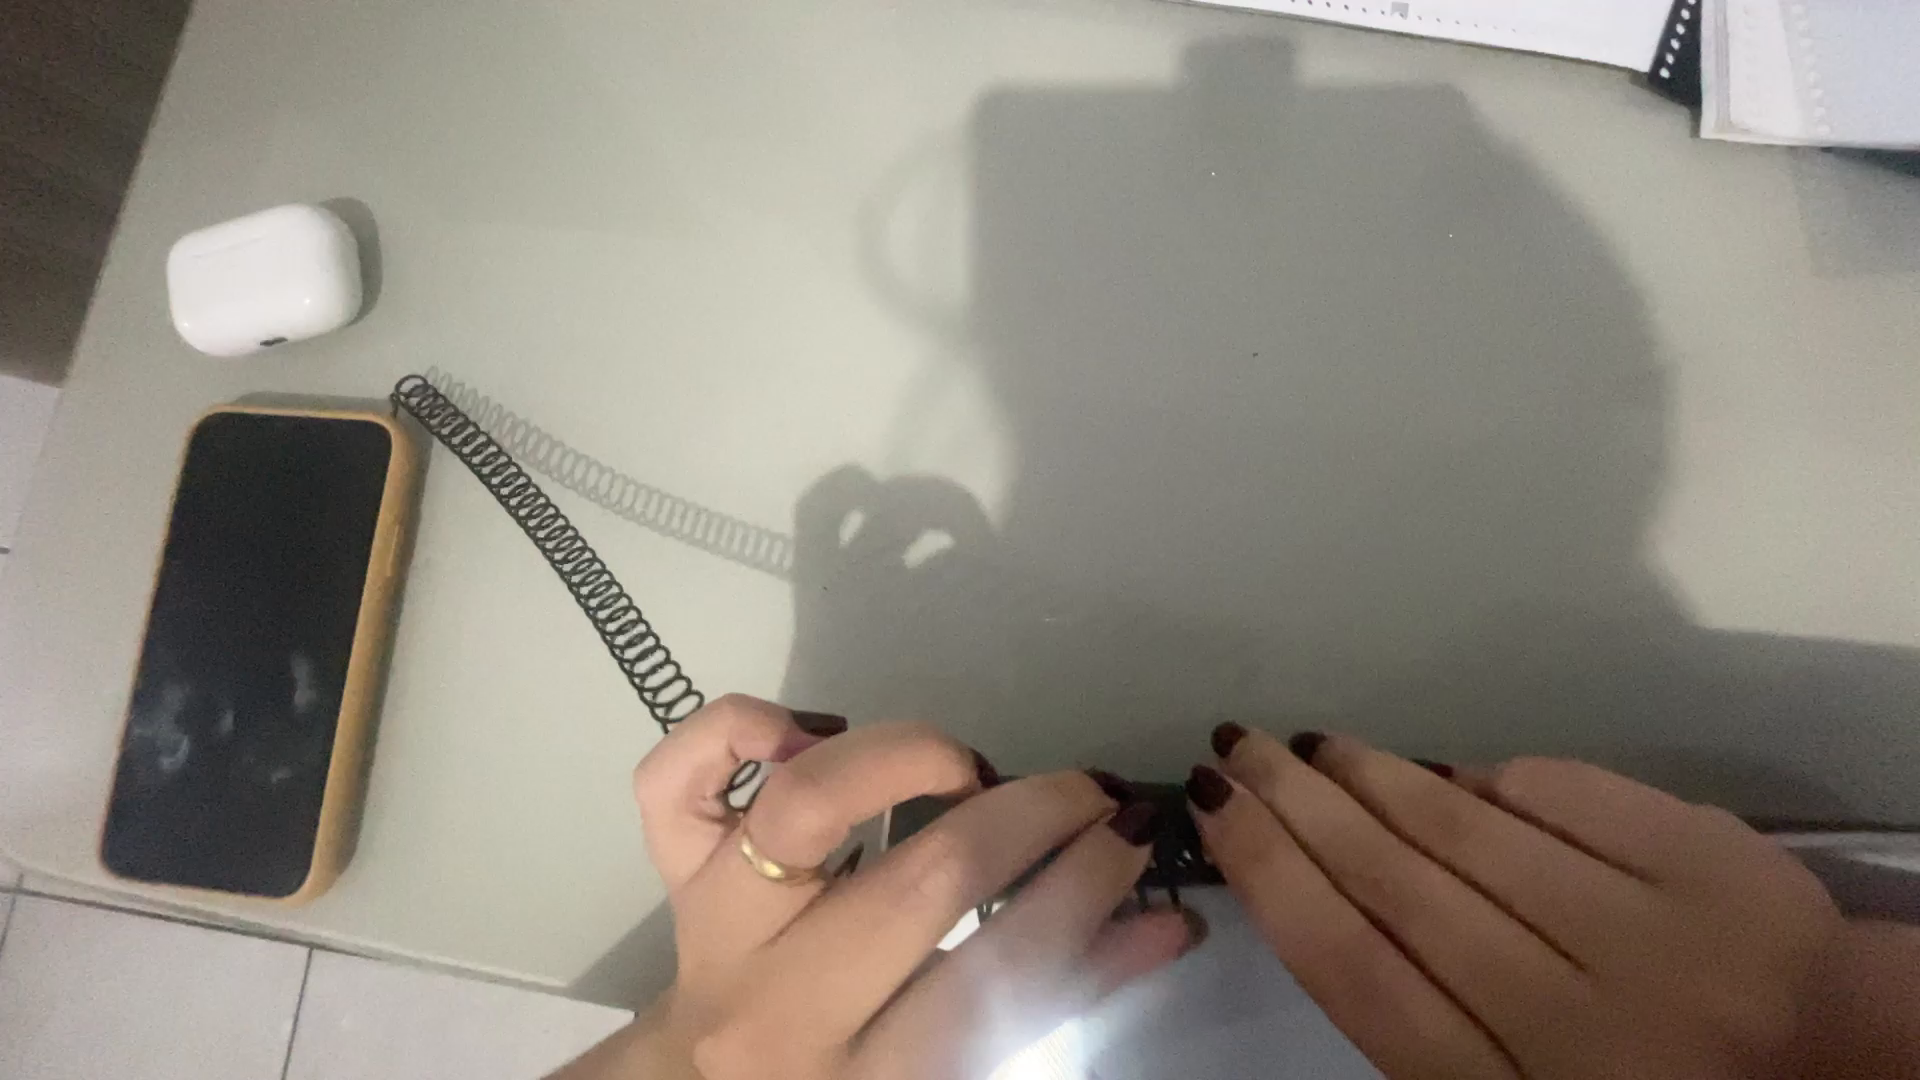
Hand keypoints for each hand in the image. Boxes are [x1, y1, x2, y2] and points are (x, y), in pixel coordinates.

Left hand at [554, 695, 1197, 1079]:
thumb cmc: (855, 1064)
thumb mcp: (957, 1056)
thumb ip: (1069, 986)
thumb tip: (1171, 919)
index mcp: (865, 1071)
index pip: (998, 974)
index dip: (1081, 889)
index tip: (1130, 827)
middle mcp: (778, 1000)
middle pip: (920, 883)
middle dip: (1026, 816)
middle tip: (1080, 787)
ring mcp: (713, 922)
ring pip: (803, 805)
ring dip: (907, 758)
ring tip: (961, 763)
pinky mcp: (673, 867)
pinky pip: (676, 780)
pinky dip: (744, 725)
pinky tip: (811, 730)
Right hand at [1186, 726, 1893, 1079]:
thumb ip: (1416, 996)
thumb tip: (1336, 857)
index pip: (1351, 967)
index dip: (1266, 869)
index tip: (1212, 800)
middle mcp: (1586, 1041)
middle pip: (1392, 887)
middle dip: (1293, 799)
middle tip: (1239, 742)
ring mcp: (1671, 956)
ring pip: (1464, 832)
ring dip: (1371, 773)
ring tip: (1317, 746)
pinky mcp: (1734, 883)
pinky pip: (1561, 794)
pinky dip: (1491, 775)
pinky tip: (1451, 773)